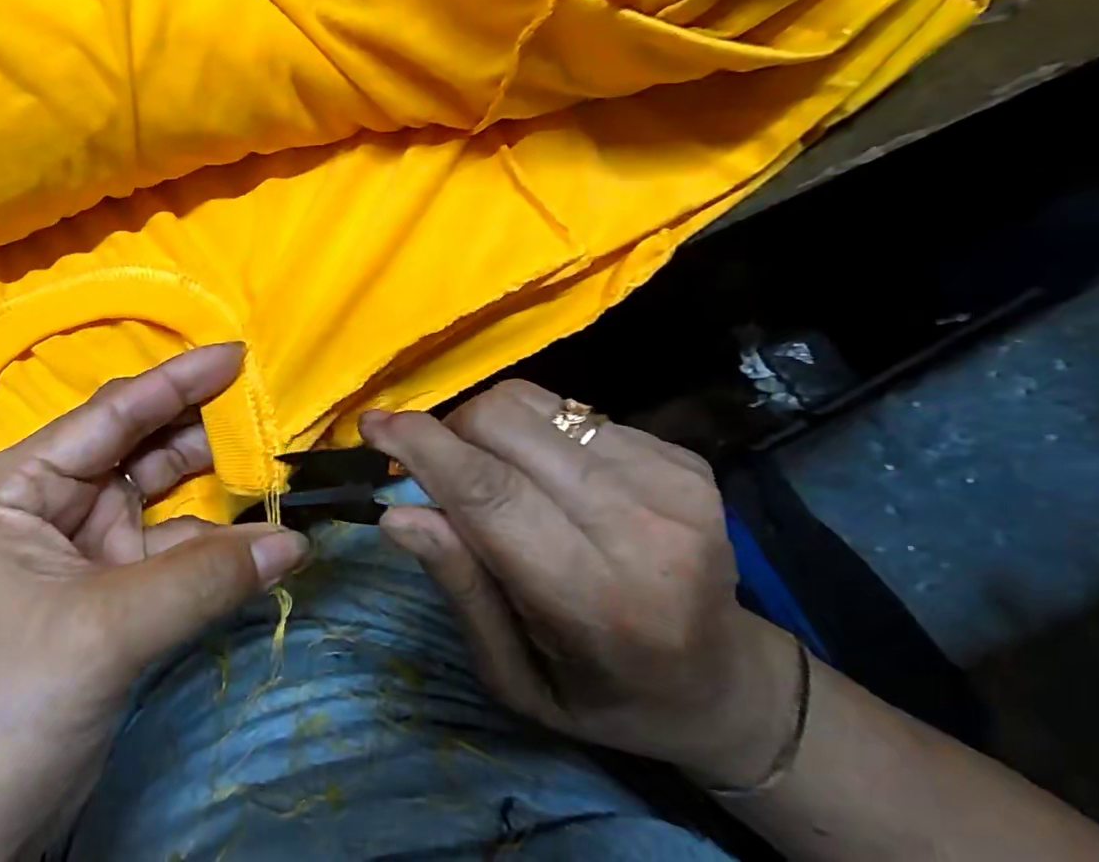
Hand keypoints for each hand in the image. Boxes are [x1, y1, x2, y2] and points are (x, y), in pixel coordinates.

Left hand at [0, 344, 308, 861]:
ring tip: (280, 471)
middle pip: (139, 451)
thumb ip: (205, 578)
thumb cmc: (7, 707)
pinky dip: (219, 548)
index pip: (108, 417)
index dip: (175, 383)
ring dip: (220, 491)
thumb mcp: (106, 629)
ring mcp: (83, 551)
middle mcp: (48, 507)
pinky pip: (176, 553)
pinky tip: (265, 546)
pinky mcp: (112, 594)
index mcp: (14, 489)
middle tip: (270, 411)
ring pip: (164, 500)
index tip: (237, 355)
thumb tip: (296, 542)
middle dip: (204, 432)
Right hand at [360, 380, 801, 787]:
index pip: (491, 494)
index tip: (373, 426)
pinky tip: (546, 475)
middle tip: (437, 470)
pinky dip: (535, 433)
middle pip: (508, 426)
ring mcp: (673, 481)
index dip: (423, 449)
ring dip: (488, 426)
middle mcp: (643, 526)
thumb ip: (460, 587)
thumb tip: (397, 515)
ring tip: (492, 472)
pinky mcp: (684, 457)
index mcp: (597, 599)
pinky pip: (574, 410)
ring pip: (537, 404)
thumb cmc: (604, 695)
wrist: (726, 681)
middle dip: (449, 431)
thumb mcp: (515, 675)